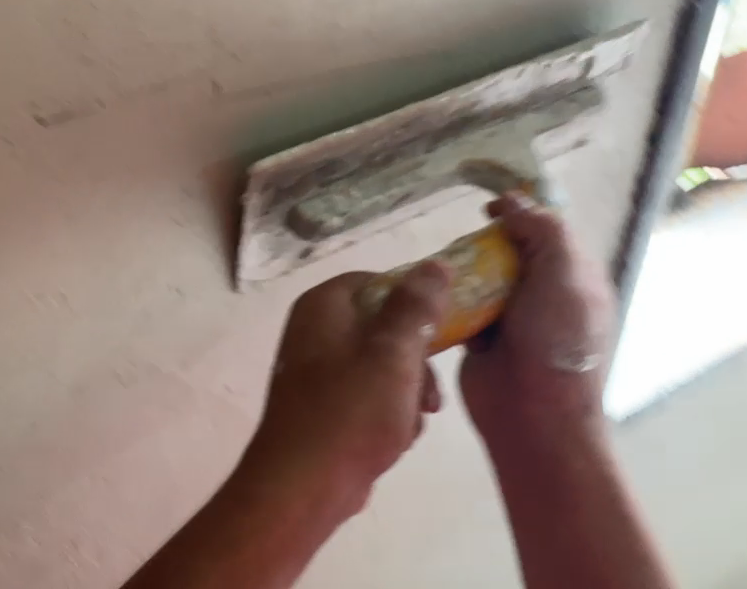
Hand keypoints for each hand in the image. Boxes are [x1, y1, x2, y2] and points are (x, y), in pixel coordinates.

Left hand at [235, 263, 450, 515]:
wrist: (305, 483)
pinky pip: (369, 394)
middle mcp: (315, 328)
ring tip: (411, 422)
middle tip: (429, 395)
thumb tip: (434, 264)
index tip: (441, 331)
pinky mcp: (324, 402)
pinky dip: (388, 413)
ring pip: (382, 364)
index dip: (412, 302)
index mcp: (323, 305)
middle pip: (384, 326)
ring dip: (407, 392)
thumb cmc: (350, 410)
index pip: (376, 281)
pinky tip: (395, 439)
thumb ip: (415, 307)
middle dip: (415, 361)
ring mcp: (317, 366)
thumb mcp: (393, 353)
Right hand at [460, 194, 616, 440]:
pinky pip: (459, 304)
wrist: (533, 414)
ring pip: (480, 275)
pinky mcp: (480, 336)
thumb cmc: (556, 342)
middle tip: (462, 243)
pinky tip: (430, 290)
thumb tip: (511, 201)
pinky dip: (447, 296)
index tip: (487, 209)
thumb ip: (543, 231)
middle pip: (508, 250)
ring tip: (441, 267)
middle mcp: (545, 294)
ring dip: (461, 270)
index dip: (520, 212)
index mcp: (574, 279)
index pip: (547, 230)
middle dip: (483, 243)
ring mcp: (511, 317)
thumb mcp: (564, 276)